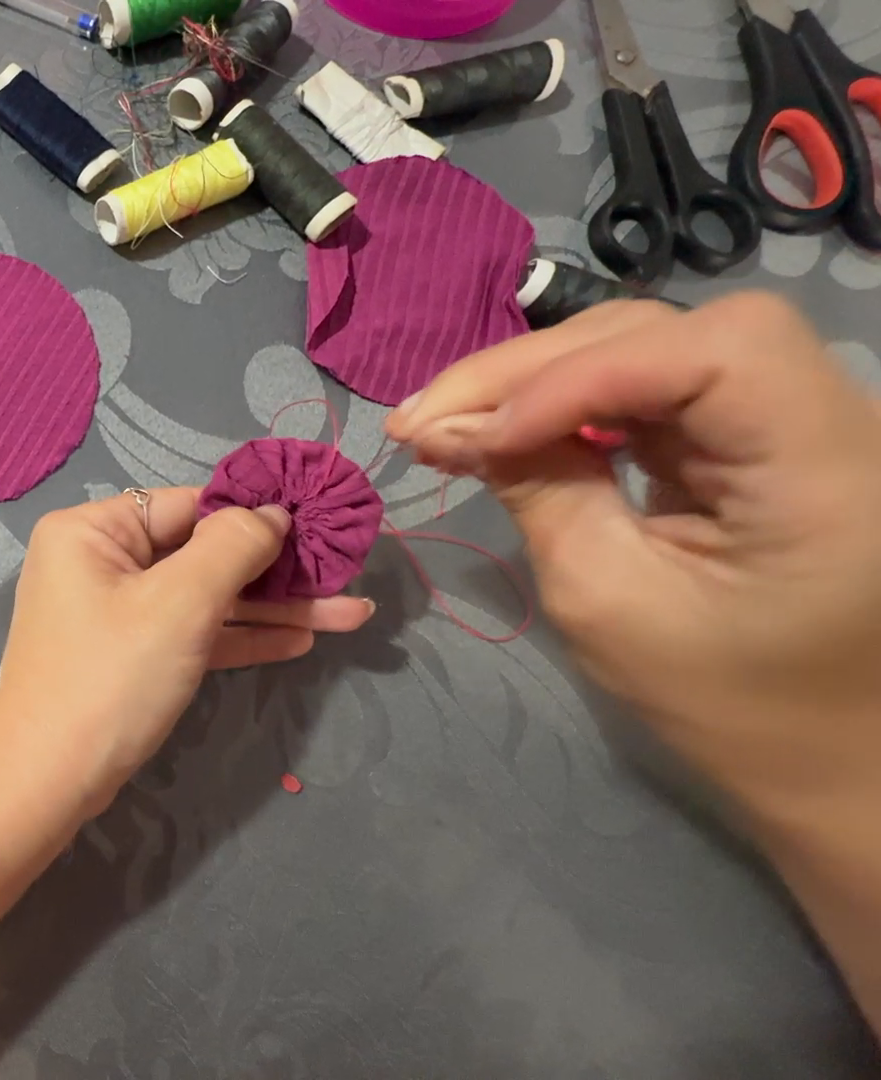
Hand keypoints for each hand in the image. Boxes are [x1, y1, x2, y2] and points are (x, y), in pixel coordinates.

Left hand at [0, 487, 374, 817]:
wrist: (49, 778)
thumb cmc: (111, 676)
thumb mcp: (179, 603)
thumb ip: (232, 547)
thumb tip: (271, 512)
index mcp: (90, 531)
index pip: (185, 505)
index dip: (252, 513)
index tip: (320, 523)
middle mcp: (97, 562)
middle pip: (198, 551)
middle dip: (273, 567)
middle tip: (346, 574)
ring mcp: (111, 611)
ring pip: (201, 597)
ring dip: (269, 607)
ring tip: (350, 613)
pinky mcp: (127, 655)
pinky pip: (188, 633)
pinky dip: (238, 637)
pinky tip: (300, 639)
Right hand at [386, 292, 880, 809]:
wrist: (826, 745)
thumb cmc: (721, 700)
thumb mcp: (605, 599)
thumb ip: (537, 493)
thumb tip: (449, 426)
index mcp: (826, 477)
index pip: (717, 353)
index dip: (583, 375)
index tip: (480, 438)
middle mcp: (827, 421)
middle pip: (662, 334)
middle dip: (525, 371)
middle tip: (419, 420)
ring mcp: (783, 421)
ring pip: (640, 347)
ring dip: (524, 380)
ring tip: (435, 423)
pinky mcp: (741, 436)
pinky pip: (635, 388)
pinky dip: (550, 401)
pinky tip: (487, 427)